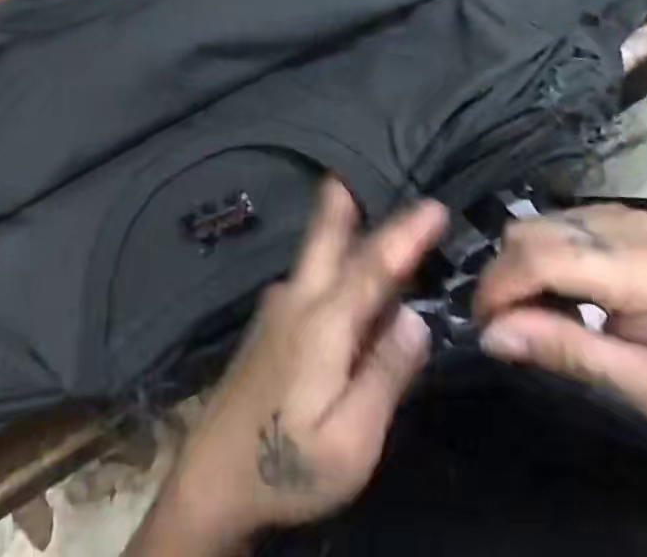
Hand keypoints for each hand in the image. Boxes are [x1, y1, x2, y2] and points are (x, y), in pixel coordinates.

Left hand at [148, 178, 448, 550]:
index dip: (404, 234)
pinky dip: (335, 264)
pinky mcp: (269, 327)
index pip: (371, 267)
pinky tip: (350, 277)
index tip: (434, 205)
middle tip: (363, 168)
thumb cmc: (287, 466)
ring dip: (344, 231)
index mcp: (320, 325)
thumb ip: (384, 374)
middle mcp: (294, 302)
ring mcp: (276, 311)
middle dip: (345, 203)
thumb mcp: (351, 439)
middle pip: (324, 240)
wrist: (212, 478)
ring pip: (316, 258)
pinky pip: (310, 282)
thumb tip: (415, 319)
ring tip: (375, 213)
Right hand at [473, 204, 646, 444]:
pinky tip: (558, 290)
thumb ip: (564, 351)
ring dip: (516, 267)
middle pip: (529, 233)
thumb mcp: (643, 388)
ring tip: (535, 312)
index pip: (543, 257)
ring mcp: (624, 214)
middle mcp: (630, 227)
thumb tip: (488, 334)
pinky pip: (551, 224)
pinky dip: (536, 256)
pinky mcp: (618, 214)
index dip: (499, 288)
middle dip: (503, 278)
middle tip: (508, 327)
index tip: (485, 328)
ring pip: (532, 225)